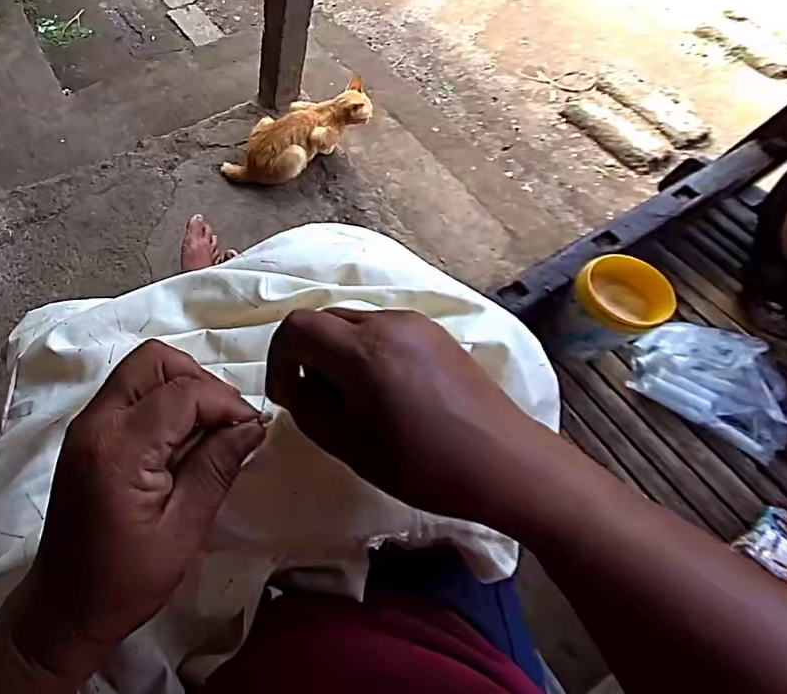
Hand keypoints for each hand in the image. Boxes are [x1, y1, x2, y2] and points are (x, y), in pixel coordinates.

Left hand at [1, 341, 265, 680]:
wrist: (63, 611)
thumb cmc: (123, 581)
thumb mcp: (184, 530)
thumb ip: (217, 467)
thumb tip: (253, 425)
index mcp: (117, 449)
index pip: (183, 392)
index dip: (225, 402)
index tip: (251, 426)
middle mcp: (96, 423)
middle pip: (155, 360)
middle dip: (200, 379)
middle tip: (226, 419)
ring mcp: (88, 423)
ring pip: (144, 367)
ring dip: (183, 384)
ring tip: (209, 425)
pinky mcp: (89, 430)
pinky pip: (133, 388)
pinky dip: (165, 396)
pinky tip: (184, 433)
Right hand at [264, 308, 559, 528]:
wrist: (506, 461)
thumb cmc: (426, 465)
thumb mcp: (353, 447)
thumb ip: (310, 409)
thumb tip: (297, 385)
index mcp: (364, 350)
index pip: (298, 326)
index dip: (280, 357)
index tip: (288, 394)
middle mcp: (388, 322)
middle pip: (325, 320)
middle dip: (309, 355)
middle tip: (319, 401)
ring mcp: (415, 322)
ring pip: (354, 323)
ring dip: (339, 353)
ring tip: (356, 399)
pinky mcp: (434, 330)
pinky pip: (384, 329)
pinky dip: (368, 350)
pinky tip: (388, 390)